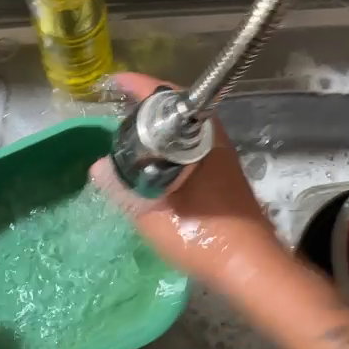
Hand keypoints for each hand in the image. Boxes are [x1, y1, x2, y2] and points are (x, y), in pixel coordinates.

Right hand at [89, 72, 287, 293]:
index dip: (138, 85)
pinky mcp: (224, 174)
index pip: (166, 95)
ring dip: (158, 123)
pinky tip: (151, 160)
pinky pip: (190, 144)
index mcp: (198, 139)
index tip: (114, 82)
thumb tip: (98, 167)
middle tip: (116, 106)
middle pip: (176, 106)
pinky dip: (168, 141)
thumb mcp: (153, 214)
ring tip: (128, 130)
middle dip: (146, 102)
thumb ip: (124, 188)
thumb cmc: (204, 236)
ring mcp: (221, 156)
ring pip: (184, 126)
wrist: (250, 266)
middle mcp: (213, 139)